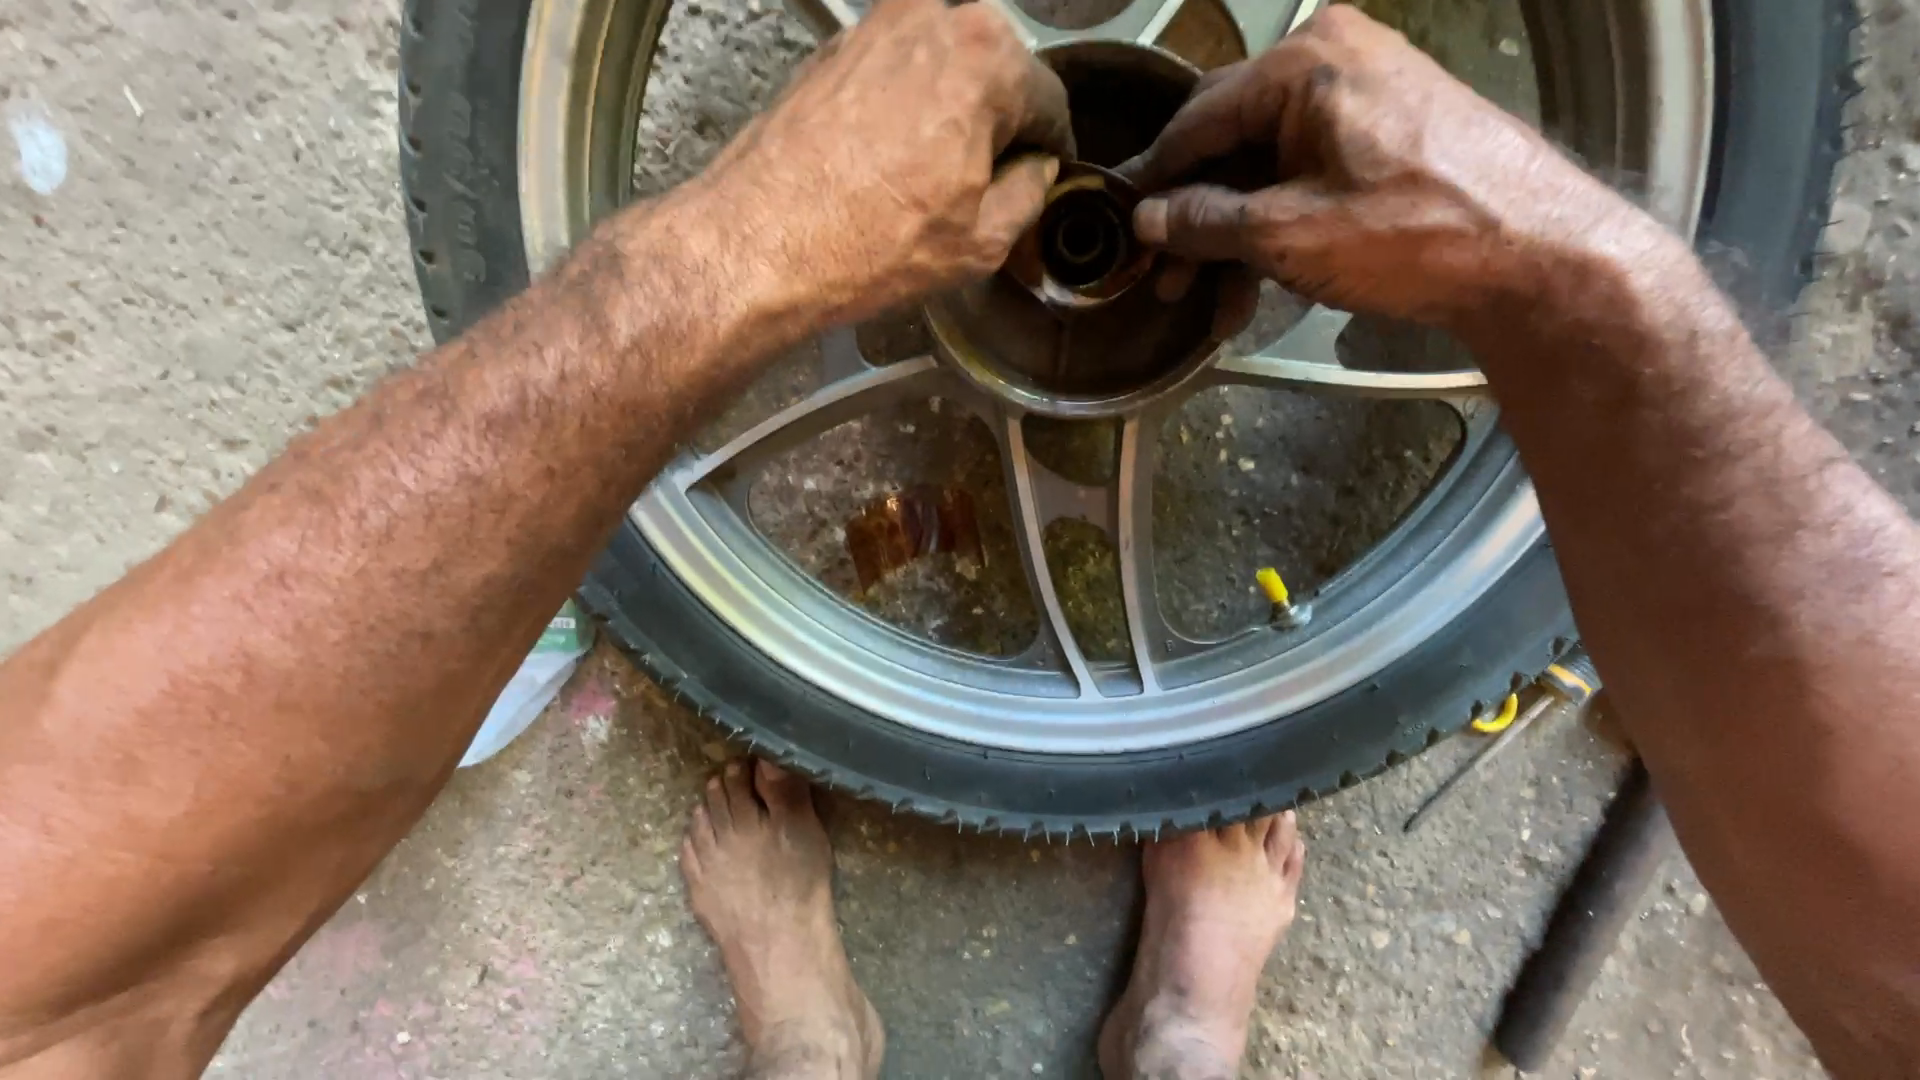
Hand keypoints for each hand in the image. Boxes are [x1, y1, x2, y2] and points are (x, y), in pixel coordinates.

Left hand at [690, 0, 1073, 329]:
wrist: (761, 242)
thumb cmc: (867, 243)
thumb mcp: (981, 241)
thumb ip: (1029, 192)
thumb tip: (1035, 171)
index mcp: (986, 57)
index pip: (1049, 98)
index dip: (1053, 147)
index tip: (1046, 173)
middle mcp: (931, 19)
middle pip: (994, 76)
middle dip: (998, 129)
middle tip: (985, 189)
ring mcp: (875, 27)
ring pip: (942, 74)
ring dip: (950, 120)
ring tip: (930, 186)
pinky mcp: (834, 52)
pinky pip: (894, 79)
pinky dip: (903, 115)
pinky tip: (889, 170)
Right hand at [1117, 7, 1667, 328]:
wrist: (1535, 254)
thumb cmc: (1408, 232)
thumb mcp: (1285, 233)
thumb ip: (1203, 222)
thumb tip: (1145, 219)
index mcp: (1302, 63)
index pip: (1195, 122)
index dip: (1152, 182)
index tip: (1121, 227)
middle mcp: (1329, 61)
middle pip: (1227, 146)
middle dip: (1192, 221)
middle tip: (1162, 278)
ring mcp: (1359, 98)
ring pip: (1263, 171)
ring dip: (1230, 240)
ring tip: (1206, 302)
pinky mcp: (1381, 135)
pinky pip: (1302, 178)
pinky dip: (1273, 230)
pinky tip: (1252, 288)